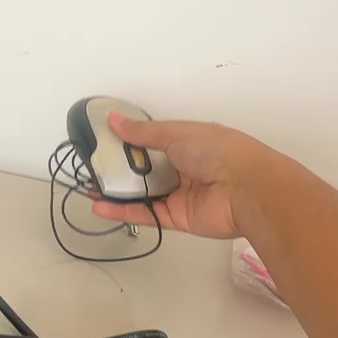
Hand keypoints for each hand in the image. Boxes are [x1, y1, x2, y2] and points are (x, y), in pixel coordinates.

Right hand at [89, 113, 275, 239]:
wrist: (249, 191)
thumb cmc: (217, 152)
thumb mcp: (176, 134)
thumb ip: (142, 132)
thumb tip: (113, 120)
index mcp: (188, 142)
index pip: (152, 140)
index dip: (129, 140)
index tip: (102, 139)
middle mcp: (184, 167)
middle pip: (145, 167)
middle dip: (119, 167)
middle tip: (90, 165)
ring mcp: (180, 194)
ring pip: (143, 192)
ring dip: (117, 190)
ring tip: (88, 186)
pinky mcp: (177, 217)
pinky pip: (146, 213)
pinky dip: (123, 210)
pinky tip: (99, 205)